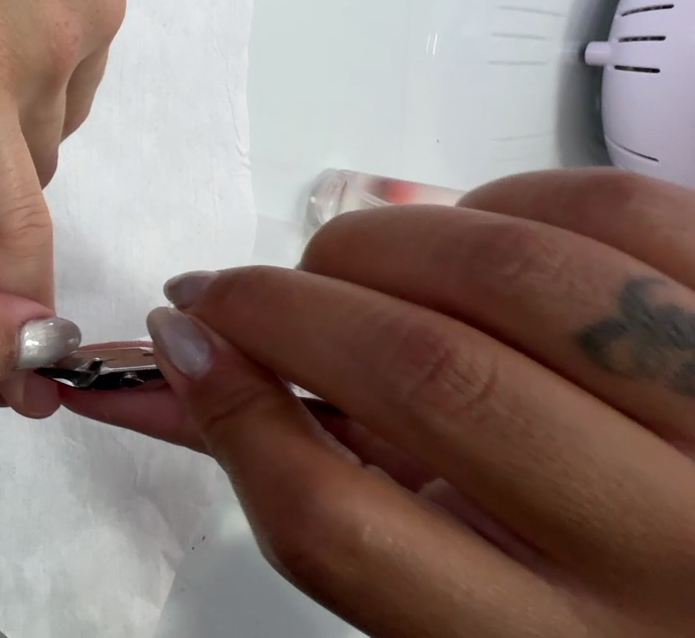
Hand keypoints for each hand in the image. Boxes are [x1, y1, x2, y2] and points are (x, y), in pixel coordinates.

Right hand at [68, 170, 694, 636]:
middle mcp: (684, 555)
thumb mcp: (431, 581)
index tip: (177, 338)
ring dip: (372, 243)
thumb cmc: (572, 593)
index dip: (227, 410)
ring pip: (511, 271)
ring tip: (341, 267)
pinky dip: (495, 197)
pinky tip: (467, 237)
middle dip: (272, 305)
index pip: (339, 523)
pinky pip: (615, 207)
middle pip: (422, 376)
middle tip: (226, 296)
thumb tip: (149, 370)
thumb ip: (284, 469)